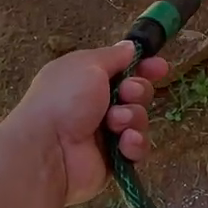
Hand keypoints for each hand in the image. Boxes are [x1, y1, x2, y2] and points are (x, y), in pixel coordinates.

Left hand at [8, 41, 168, 205]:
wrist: (47, 151)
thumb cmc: (65, 98)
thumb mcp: (88, 64)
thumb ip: (114, 56)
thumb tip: (130, 47)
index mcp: (87, 79)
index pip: (124, 69)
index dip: (144, 67)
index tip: (160, 67)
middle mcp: (96, 105)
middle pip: (136, 93)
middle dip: (137, 91)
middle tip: (126, 94)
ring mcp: (105, 134)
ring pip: (139, 119)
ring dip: (132, 116)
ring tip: (115, 122)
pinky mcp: (113, 160)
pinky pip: (137, 148)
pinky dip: (134, 143)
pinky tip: (124, 142)